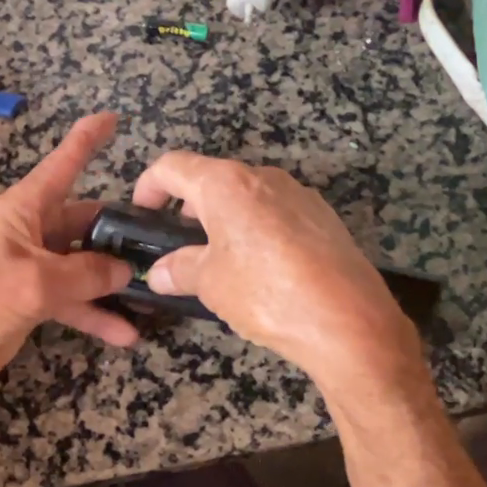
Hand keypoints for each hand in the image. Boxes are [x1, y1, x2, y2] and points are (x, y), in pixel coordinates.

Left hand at [0, 114, 136, 429]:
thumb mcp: (38, 281)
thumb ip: (86, 274)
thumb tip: (124, 271)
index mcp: (24, 209)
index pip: (62, 165)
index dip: (87, 140)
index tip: (113, 118)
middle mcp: (31, 232)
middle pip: (83, 221)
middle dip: (118, 229)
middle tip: (160, 238)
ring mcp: (35, 267)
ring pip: (84, 265)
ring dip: (113, 280)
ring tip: (153, 291)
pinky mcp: (36, 300)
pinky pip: (75, 300)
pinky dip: (97, 315)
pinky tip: (125, 334)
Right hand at [133, 152, 421, 383]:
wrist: (345, 319)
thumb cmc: (264, 293)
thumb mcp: (209, 283)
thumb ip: (178, 270)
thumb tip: (159, 273)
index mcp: (227, 185)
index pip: (173, 167)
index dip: (149, 186)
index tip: (141, 213)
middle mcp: (264, 178)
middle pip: (213, 180)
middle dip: (188, 208)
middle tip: (176, 246)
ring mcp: (298, 196)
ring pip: (247, 198)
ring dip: (223, 222)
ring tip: (216, 263)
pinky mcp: (323, 219)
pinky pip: (275, 216)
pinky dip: (255, 233)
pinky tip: (258, 272)